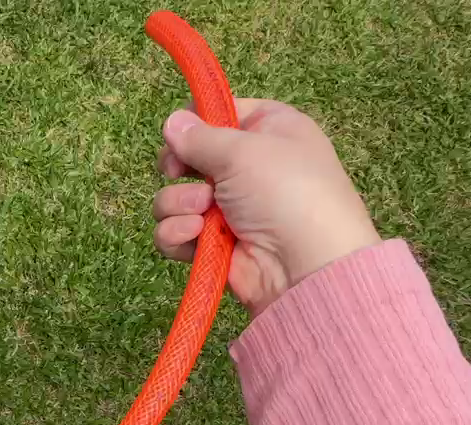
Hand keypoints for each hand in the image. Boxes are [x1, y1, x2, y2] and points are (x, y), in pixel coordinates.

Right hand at [153, 98, 381, 315]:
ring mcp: (223, 207)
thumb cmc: (285, 192)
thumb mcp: (244, 151)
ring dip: (178, 206)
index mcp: (264, 131)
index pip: (220, 115)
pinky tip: (195, 239)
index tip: (180, 135)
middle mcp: (242, 167)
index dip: (195, 124)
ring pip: (172, 199)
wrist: (301, 262)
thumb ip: (200, 137)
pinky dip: (177, 236)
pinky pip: (172, 233)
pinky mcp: (207, 243)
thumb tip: (169, 120)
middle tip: (180, 173)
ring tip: (202, 215)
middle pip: (187, 159)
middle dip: (178, 170)